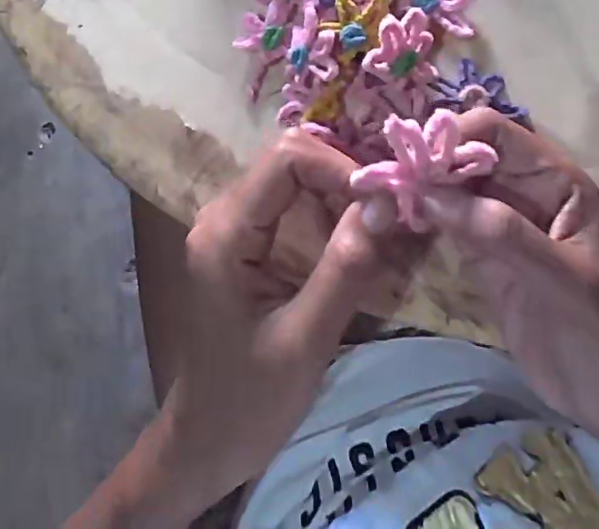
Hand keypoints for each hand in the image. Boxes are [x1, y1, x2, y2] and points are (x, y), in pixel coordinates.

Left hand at [68, 130, 408, 527]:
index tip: (385, 202)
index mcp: (226, 230)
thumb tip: (386, 203)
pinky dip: (334, 213)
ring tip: (385, 227)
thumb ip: (345, 268)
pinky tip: (361, 240)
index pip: (287, 158)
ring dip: (345, 194)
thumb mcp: (304, 341)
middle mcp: (225, 212)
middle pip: (293, 159)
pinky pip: (296, 203)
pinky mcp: (250, 239)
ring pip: (298, 176)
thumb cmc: (248, 400)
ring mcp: (236, 223)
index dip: (340, 166)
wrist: (205, 441)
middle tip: (393, 212)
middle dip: (347, 177)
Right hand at [418, 110, 598, 474]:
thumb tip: (428, 190)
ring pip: (451, 184)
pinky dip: (422, 214)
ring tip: (383, 194)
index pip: (496, 132)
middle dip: (428, 158)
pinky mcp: (482, 252)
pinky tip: (396, 218)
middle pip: (466, 152)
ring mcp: (501, 221)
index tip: (415, 160)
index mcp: (554, 180)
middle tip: (388, 178)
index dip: (454, 136)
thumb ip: (500, 232)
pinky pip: (447, 219)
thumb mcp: (562, 280)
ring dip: (419, 185)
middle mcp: (524, 189)